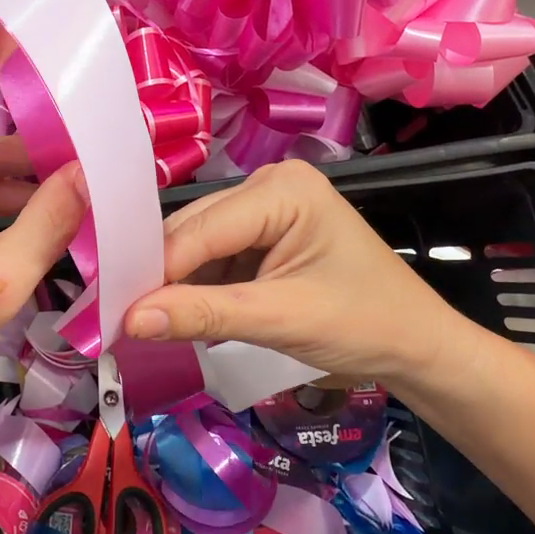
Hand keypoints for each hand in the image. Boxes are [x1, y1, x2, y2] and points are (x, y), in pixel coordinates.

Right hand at [123, 160, 486, 384]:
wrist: (419, 349)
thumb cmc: (365, 325)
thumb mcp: (280, 319)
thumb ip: (204, 315)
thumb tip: (129, 321)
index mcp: (282, 189)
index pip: (201, 228)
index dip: (157, 271)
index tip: (114, 312)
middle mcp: (268, 185)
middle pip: (193, 230)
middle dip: (162, 275)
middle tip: (121, 319)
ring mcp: (264, 207)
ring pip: (196, 244)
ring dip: (174, 282)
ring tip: (141, 320)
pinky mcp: (262, 233)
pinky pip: (212, 256)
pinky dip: (194, 286)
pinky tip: (177, 312)